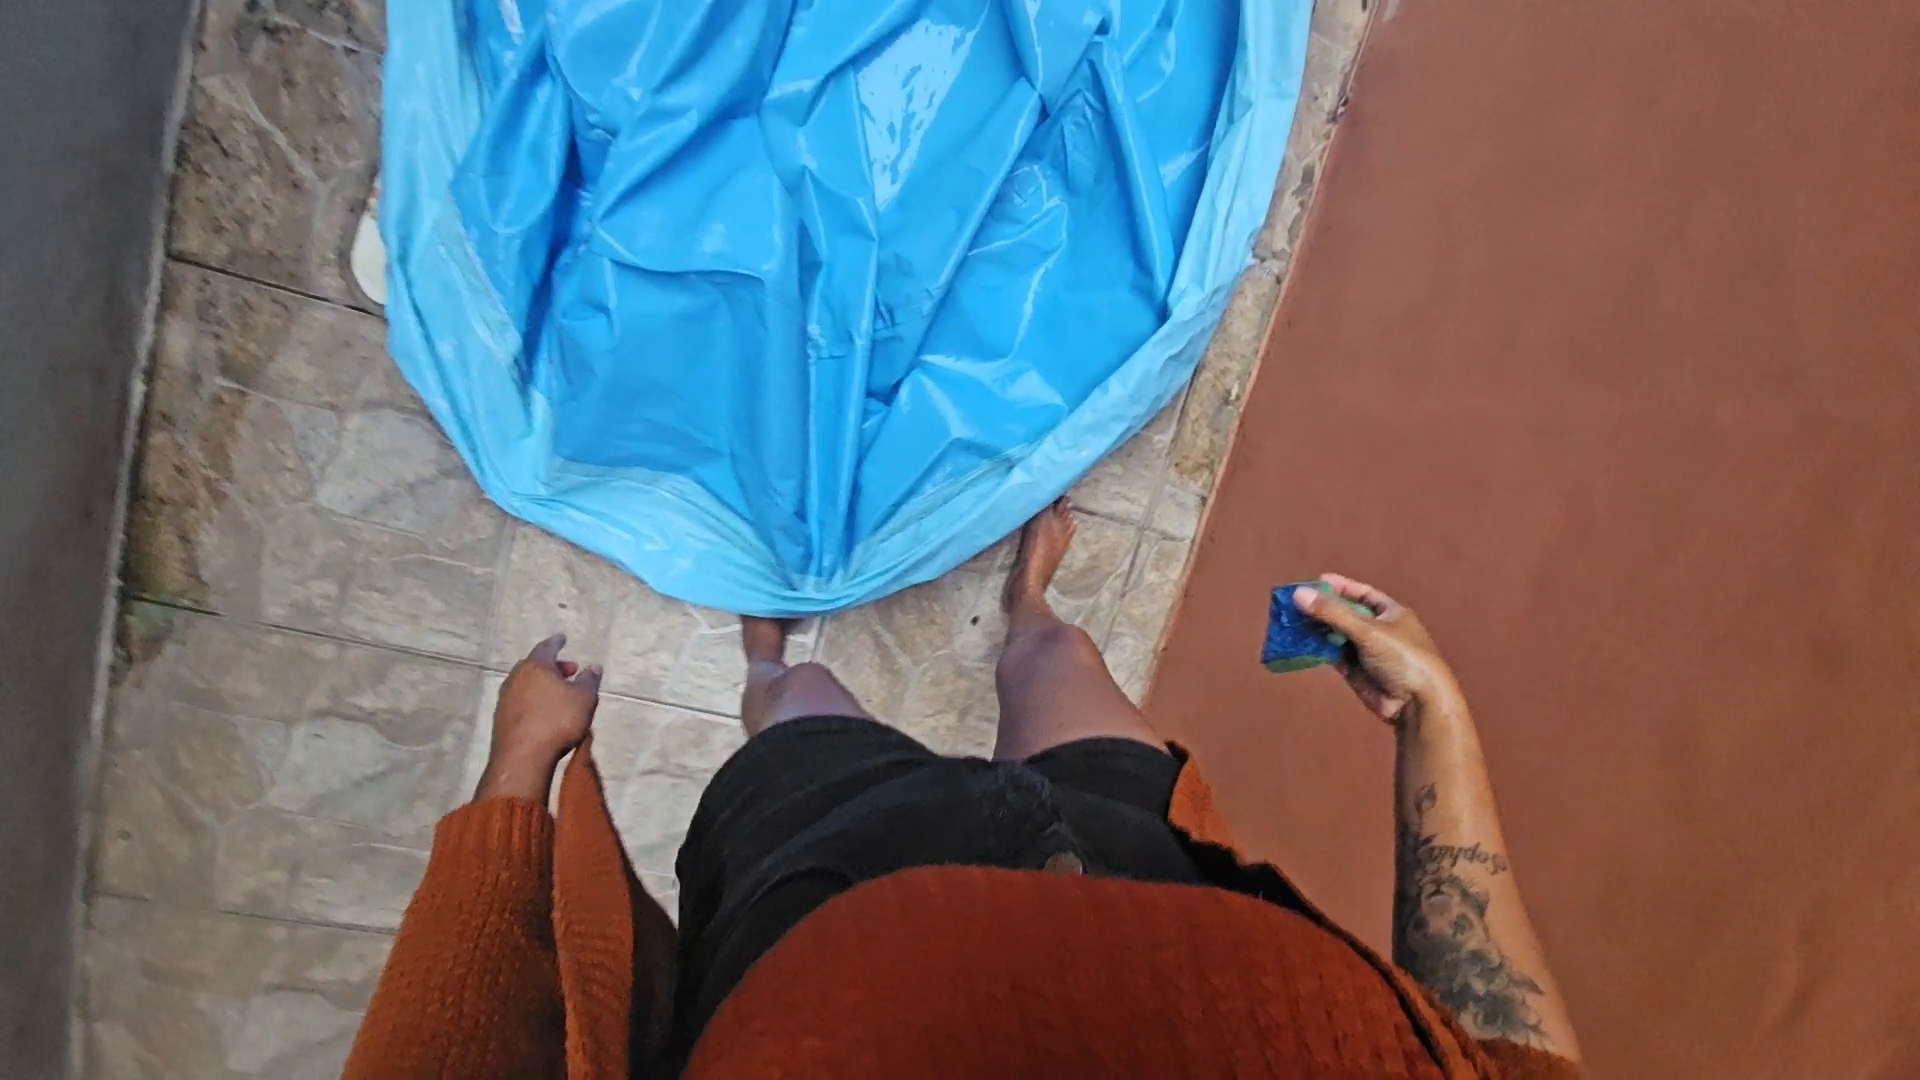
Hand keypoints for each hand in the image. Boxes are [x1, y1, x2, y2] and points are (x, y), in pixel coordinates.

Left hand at [475, 633, 601, 801]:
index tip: (563, 638)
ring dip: (542, 684)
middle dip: (552, 666)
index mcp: (535, 667)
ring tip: (559, 692)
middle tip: (569, 671)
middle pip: (534, 665)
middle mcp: (516, 678)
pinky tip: (544, 709)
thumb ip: (589, 680)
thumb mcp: (585, 698)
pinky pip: (520, 699)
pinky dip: (533, 698)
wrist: (523, 757)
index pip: (546, 648)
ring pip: (525, 683)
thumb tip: (593, 667)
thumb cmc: (558, 720)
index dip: (556, 642)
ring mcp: (505, 699)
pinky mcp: (501, 719)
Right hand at [1292, 574, 1457, 722]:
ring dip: (1315, 628)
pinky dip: (1315, 648)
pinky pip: (1330, 653)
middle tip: (1294, 603)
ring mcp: (1364, 650)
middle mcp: (1376, 629)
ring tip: (1289, 621)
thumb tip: (1299, 594)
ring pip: (1334, 634)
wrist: (1417, 704)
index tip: (1315, 581)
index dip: (1340, 586)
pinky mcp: (1353, 669)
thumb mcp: (1368, 630)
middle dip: (1320, 608)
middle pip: (1343, 613)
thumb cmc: (1402, 658)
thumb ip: (1333, 612)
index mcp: (1389, 613)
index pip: (1361, 593)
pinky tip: (1297, 643)